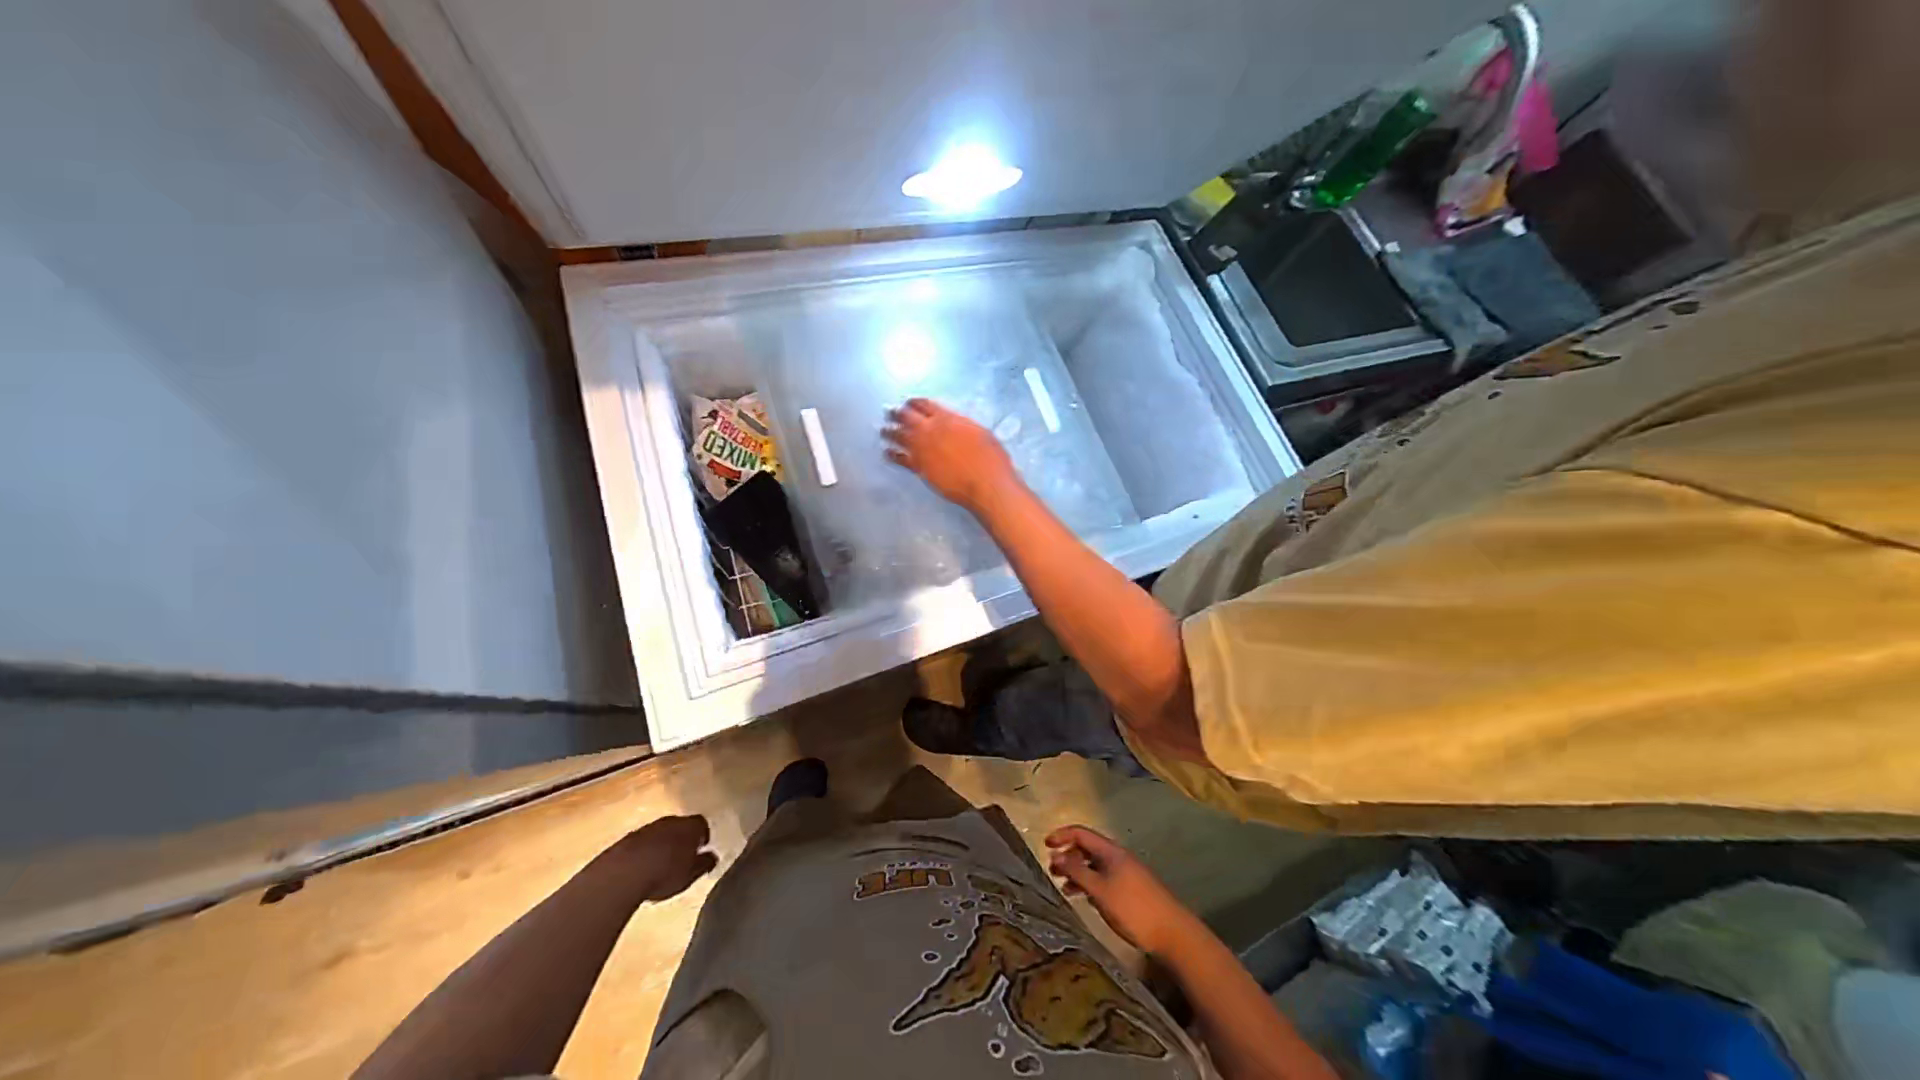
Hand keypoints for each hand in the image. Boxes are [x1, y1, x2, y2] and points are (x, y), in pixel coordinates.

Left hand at [599, 815, 717, 901]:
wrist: (622, 873)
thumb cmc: (664, 873)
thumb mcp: (691, 874)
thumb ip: (704, 864)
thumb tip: (713, 857)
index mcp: (690, 826)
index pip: (702, 824)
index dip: (702, 836)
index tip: (701, 848)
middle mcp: (670, 821)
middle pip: (680, 825)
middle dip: (682, 838)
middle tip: (683, 856)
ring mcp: (647, 828)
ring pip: (661, 832)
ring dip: (663, 844)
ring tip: (661, 864)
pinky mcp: (628, 838)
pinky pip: (643, 841)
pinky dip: (645, 850)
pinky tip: (642, 867)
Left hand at [882, 398, 1020, 513]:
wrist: (984, 482)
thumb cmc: (990, 457)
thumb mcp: (979, 431)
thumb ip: (961, 425)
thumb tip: (954, 426)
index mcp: (947, 418)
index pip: (925, 404)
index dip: (915, 402)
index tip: (909, 402)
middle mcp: (930, 430)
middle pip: (907, 417)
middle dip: (897, 413)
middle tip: (889, 412)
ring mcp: (921, 449)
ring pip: (899, 436)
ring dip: (889, 431)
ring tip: (883, 430)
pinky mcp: (918, 467)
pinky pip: (900, 459)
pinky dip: (891, 454)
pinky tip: (886, 453)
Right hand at [1046, 826, 1194, 955]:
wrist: (1172, 933)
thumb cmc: (1133, 909)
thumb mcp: (1100, 890)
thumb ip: (1077, 872)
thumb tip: (1056, 855)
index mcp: (1111, 852)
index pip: (1082, 833)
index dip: (1062, 836)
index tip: (1045, 845)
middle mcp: (1118, 858)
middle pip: (1088, 848)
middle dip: (1068, 855)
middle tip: (1051, 870)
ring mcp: (1126, 874)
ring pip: (1095, 865)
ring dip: (1077, 871)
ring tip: (1063, 886)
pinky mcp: (1131, 890)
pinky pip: (1103, 879)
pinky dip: (1089, 883)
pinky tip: (1083, 898)